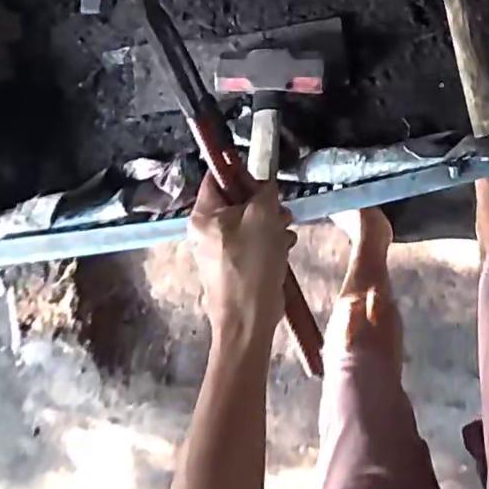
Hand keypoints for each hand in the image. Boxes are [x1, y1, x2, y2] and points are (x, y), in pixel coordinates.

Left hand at [188, 172, 294, 349]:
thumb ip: (264, 190)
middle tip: (279, 209)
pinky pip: (254, 240)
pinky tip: (282, 248)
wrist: (250, 318)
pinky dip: (270, 240)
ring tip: (284, 232)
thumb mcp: (264, 215)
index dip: (241, 171)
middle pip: (238, 198)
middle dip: (264, 202)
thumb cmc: (252, 262)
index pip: (217, 177)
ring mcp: (221, 248)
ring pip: (251, 219)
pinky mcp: (236, 264)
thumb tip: (264, 184)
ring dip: (272, 222)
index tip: (264, 175)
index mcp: (204, 215)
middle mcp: (207, 230)